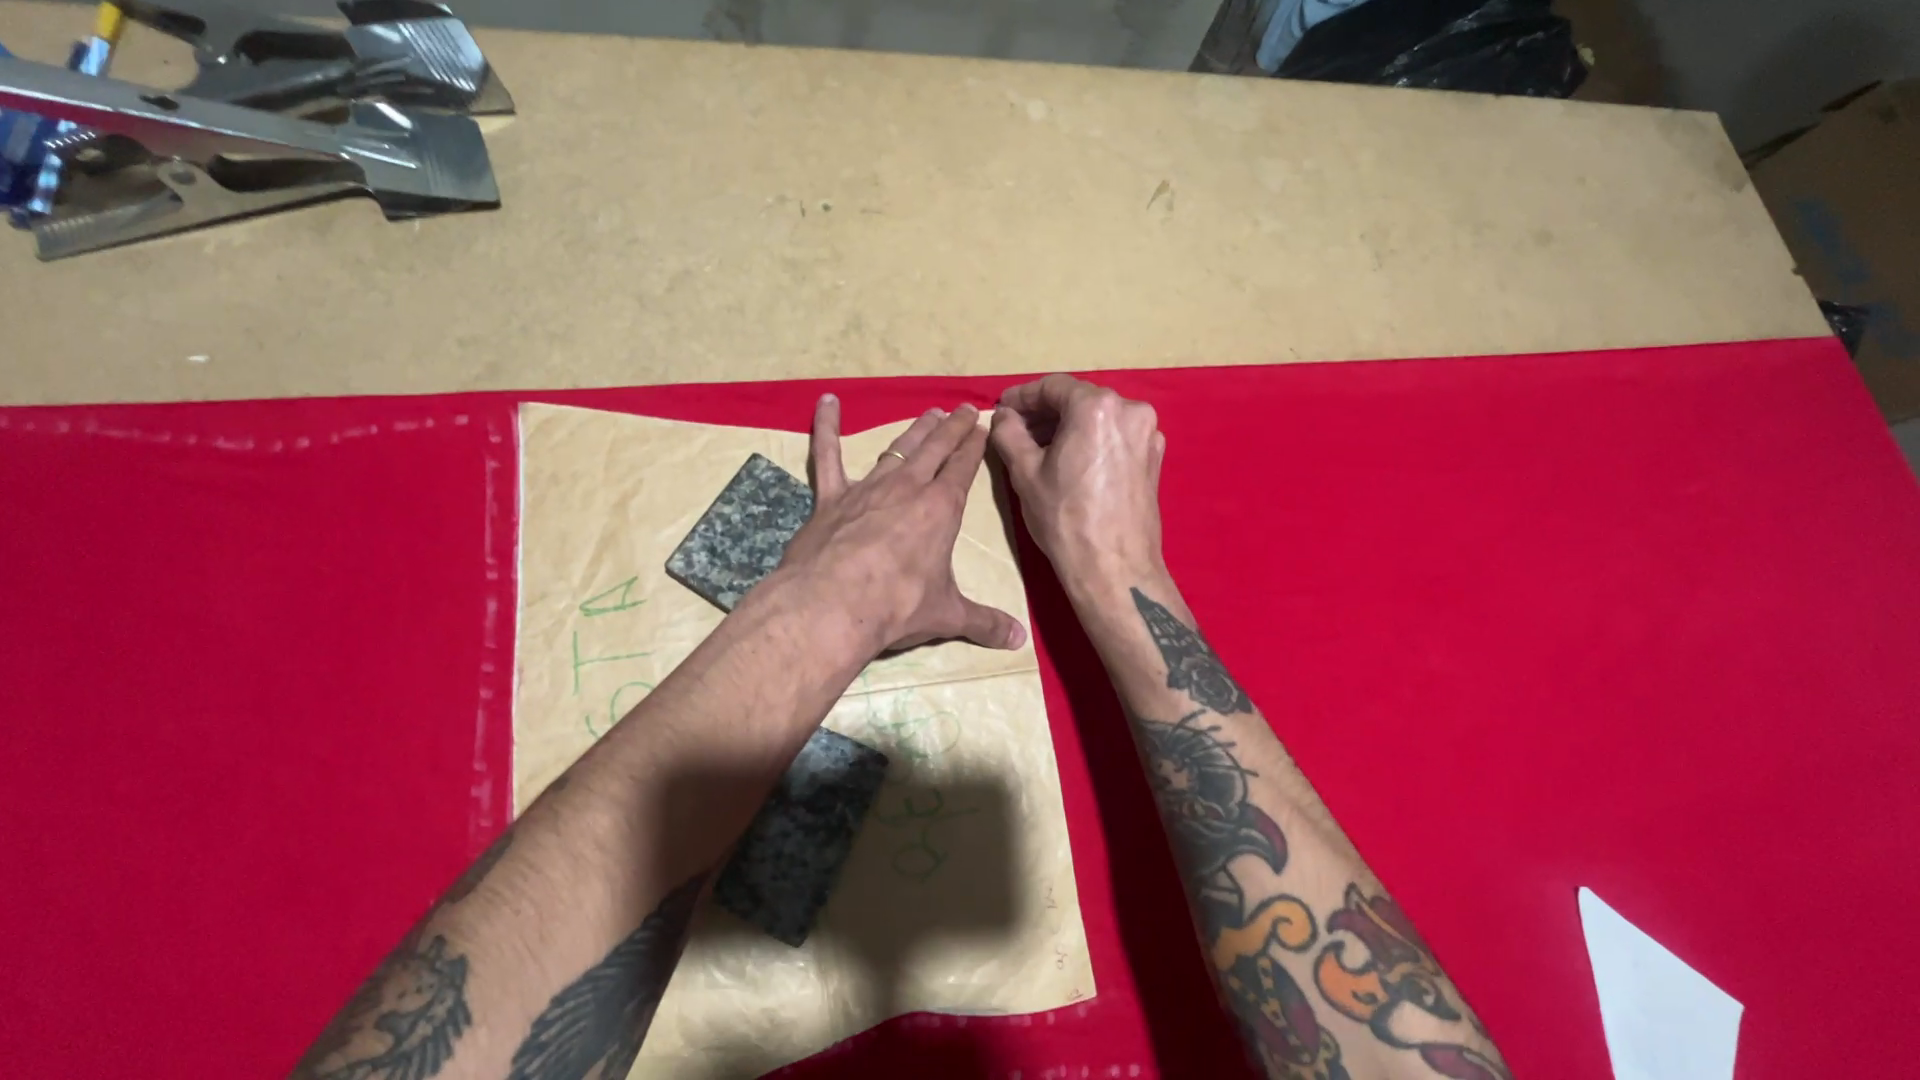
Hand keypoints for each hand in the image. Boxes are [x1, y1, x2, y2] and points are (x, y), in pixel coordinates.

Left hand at [776, 395, 1026, 654]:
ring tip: (929, 415)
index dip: (974, 447)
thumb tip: (1018, 641)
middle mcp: (907, 490)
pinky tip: (825, 402)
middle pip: (935, 449)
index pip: (963, 468)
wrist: (832, 605)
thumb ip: (984, 623)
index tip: (984, 428)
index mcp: (940, 510)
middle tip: (965, 410)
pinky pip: (826, 456)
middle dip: (953, 428)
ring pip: (896, 450)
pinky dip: (825, 427)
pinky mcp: (830, 499)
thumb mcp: (947, 616)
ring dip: (914, 431)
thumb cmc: (897, 607)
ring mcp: (867, 490)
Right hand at [990, 375, 1166, 598]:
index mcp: (1097, 407)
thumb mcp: (1025, 473)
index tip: (1002, 409)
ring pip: (1098, 418)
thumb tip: (1003, 416)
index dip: (1022, 397)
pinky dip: (1090, 441)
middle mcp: (1130, 410)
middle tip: (1014, 430)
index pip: (1052, 387)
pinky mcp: (1153, 458)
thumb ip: (1009, 434)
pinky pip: (1114, 437)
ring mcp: (1147, 434)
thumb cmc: (1065, 519)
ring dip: (1067, 427)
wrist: (1114, 568)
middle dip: (1045, 412)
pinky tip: (1069, 462)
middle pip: (1078, 399)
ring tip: (1038, 448)